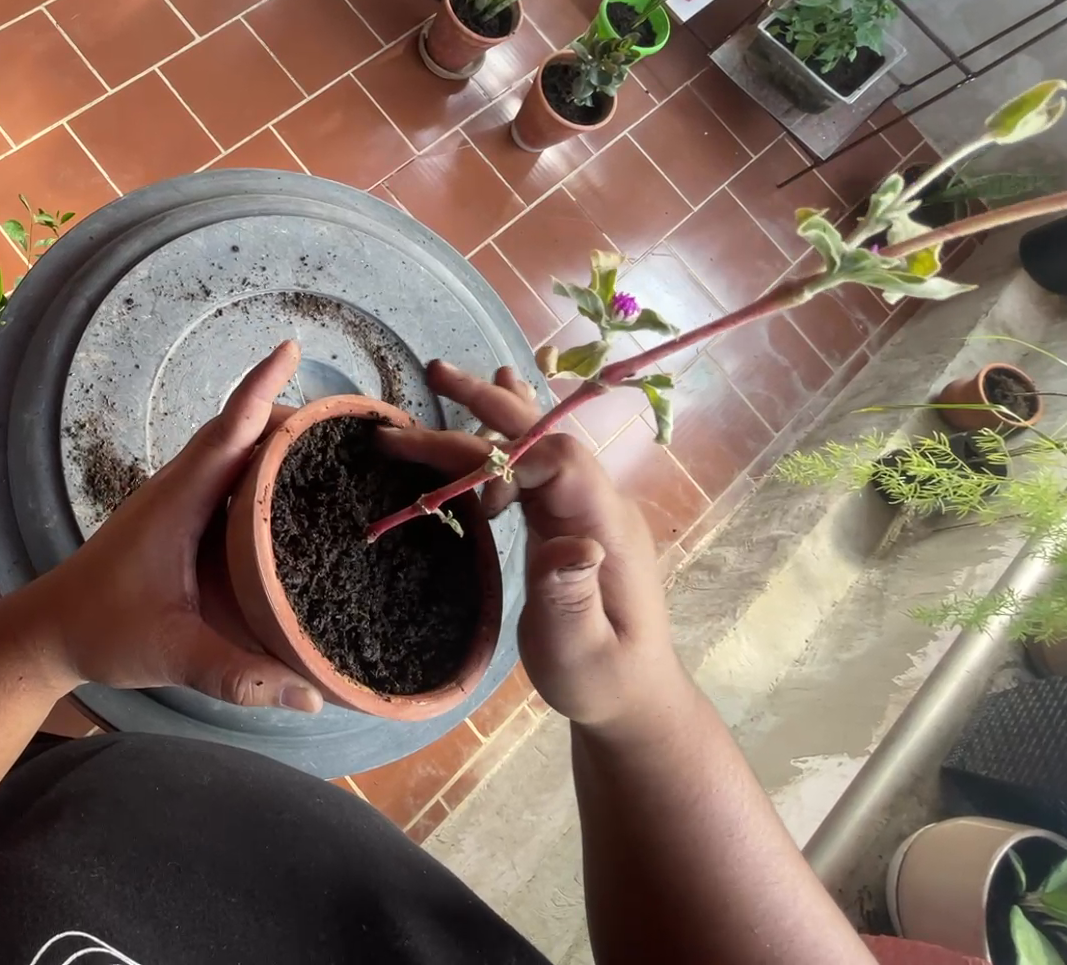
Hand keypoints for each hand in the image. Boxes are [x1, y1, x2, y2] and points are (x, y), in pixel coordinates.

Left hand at [24, 342, 324, 711]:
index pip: (227, 433)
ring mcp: (176, 502)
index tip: (290, 350)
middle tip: (341, 417)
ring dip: (272, 438)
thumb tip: (312, 696)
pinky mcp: (177, 520)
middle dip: (286, 412)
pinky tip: (289, 491)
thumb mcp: (171, 654)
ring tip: (329, 443)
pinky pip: (225, 479)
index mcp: (176, 503)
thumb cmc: (100, 629)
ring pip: (230, 453)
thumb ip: (236, 676)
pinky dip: (257, 469)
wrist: (50, 630)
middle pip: (236, 432)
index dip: (260, 390)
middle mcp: (177, 490)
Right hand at [378, 361, 691, 732]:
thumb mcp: (582, 652)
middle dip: (488, 404)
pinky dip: (504, 432)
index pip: (560, 462)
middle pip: (541, 436)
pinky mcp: (563, 518)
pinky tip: (496, 404)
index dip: (507, 457)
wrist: (631, 693)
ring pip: (533, 442)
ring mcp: (580, 509)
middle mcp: (594, 505)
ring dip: (490, 408)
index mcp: (603, 529)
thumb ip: (572, 599)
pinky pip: (531, 463)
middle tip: (435, 373)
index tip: (466, 490)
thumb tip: (571, 542)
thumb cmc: (603, 679)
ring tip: (447, 377)